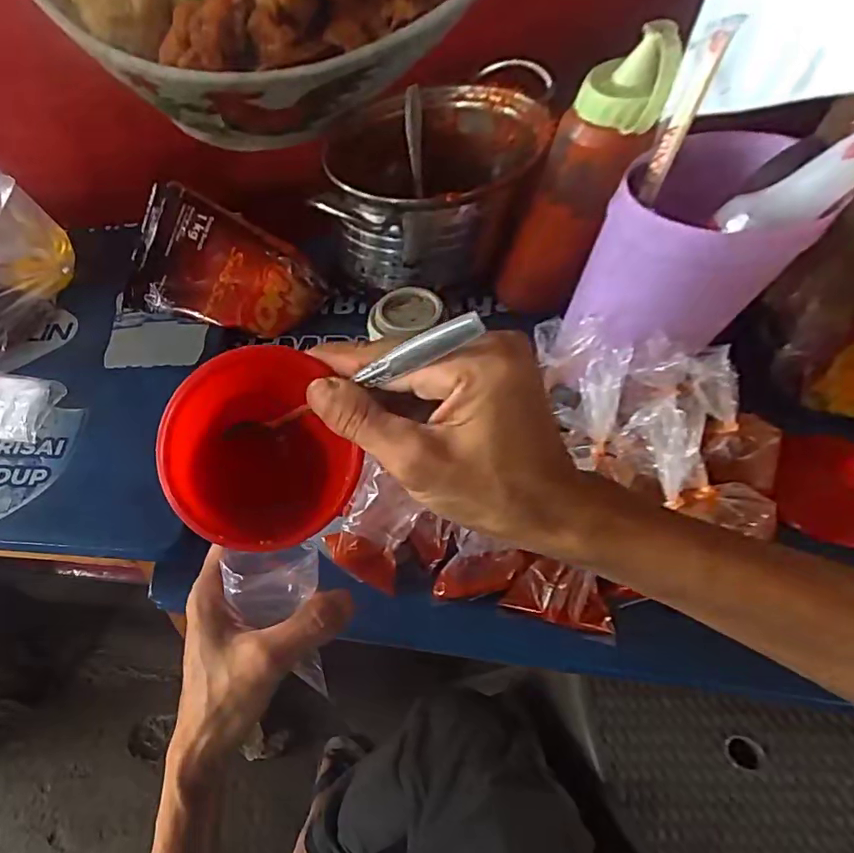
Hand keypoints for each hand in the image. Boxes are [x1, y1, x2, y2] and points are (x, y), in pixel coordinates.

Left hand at [171, 546, 352, 783]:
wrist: (205, 744)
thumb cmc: (224, 696)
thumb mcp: (268, 658)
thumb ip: (307, 627)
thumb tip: (348, 597)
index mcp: (206, 591)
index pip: (226, 540)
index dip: (255, 524)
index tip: (291, 513)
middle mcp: (211, 598)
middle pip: (243, 560)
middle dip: (276, 548)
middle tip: (315, 536)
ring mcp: (222, 618)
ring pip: (253, 584)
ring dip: (280, 575)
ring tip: (317, 562)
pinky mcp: (235, 637)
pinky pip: (259, 606)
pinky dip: (280, 599)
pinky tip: (307, 601)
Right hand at [307, 331, 597, 552]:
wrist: (552, 511)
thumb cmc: (487, 494)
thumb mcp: (416, 461)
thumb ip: (363, 421)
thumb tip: (316, 386)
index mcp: (475, 361)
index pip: (390, 358)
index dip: (342, 363)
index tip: (301, 360)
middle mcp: (488, 342)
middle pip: (403, 357)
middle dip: (359, 376)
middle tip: (311, 384)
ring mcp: (495, 354)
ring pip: (416, 366)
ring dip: (380, 385)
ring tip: (334, 396)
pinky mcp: (495, 370)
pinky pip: (435, 375)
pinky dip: (405, 393)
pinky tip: (375, 406)